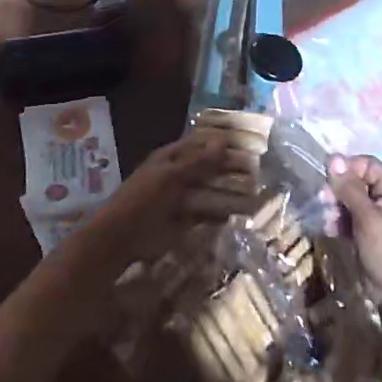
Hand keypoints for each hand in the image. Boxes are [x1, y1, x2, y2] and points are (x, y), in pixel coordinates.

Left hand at [79, 127, 259, 265]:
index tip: (248, 142)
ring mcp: (184, 198)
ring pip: (212, 190)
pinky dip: (224, 212)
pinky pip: (210, 213)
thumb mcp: (170, 176)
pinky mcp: (188, 221)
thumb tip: (224, 141)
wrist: (122, 239)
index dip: (221, 142)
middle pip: (209, 167)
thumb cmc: (142, 200)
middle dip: (230, 167)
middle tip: (259, 168)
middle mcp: (179, 174)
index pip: (201, 144)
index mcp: (171, 158)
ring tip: (258, 189)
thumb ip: (197, 162)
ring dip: (230, 190)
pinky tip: (244, 212)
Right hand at [329, 155, 381, 311]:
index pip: (370, 166)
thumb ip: (349, 188)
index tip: (326, 178)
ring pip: (355, 204)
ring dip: (338, 209)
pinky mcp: (376, 239)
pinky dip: (343, 223)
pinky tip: (330, 231)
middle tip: (323, 202)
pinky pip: (356, 222)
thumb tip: (333, 157)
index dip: (347, 168)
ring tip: (327, 222)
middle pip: (361, 184)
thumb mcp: (368, 218)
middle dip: (340, 191)